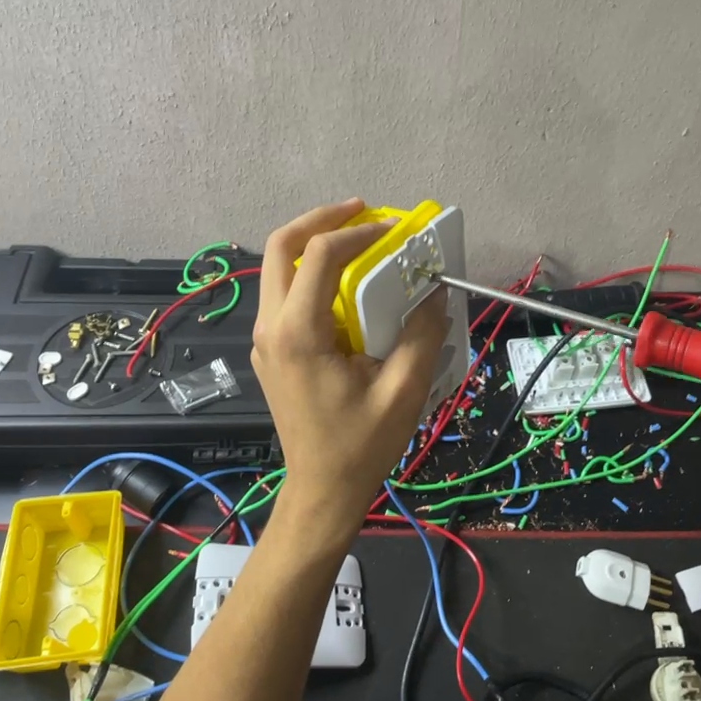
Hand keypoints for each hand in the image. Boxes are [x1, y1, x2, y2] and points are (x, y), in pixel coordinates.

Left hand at [253, 199, 451, 543]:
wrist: (322, 489)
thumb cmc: (360, 445)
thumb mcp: (403, 392)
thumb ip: (423, 336)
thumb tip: (435, 294)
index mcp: (299, 334)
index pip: (318, 256)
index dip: (358, 232)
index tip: (395, 230)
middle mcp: (272, 327)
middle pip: (279, 246)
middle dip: (321, 219)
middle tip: (363, 211)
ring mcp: (266, 339)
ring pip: (276, 267)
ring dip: (313, 243)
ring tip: (359, 238)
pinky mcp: (273, 350)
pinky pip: (284, 293)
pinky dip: (311, 272)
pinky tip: (348, 282)